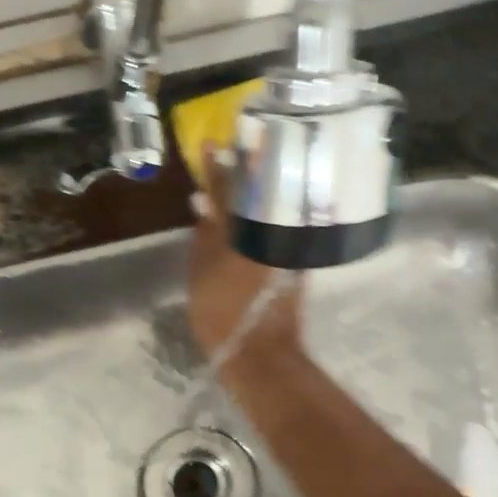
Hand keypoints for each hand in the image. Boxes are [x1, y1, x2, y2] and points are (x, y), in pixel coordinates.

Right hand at [185, 145, 303, 374]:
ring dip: (260, 189)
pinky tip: (256, 212)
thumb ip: (204, 234)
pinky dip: (269, 214)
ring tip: (245, 174)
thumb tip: (204, 202)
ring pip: (272, 205)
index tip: (209, 144)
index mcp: (242, 227)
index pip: (226, 187)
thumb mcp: (201, 273)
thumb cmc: (223, 313)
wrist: (262, 352)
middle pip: (257, 190)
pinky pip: (281, 225)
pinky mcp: (296, 258)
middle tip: (234, 149)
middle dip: (245, 169)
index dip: (215, 166)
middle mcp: (270, 228)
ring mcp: (287, 243)